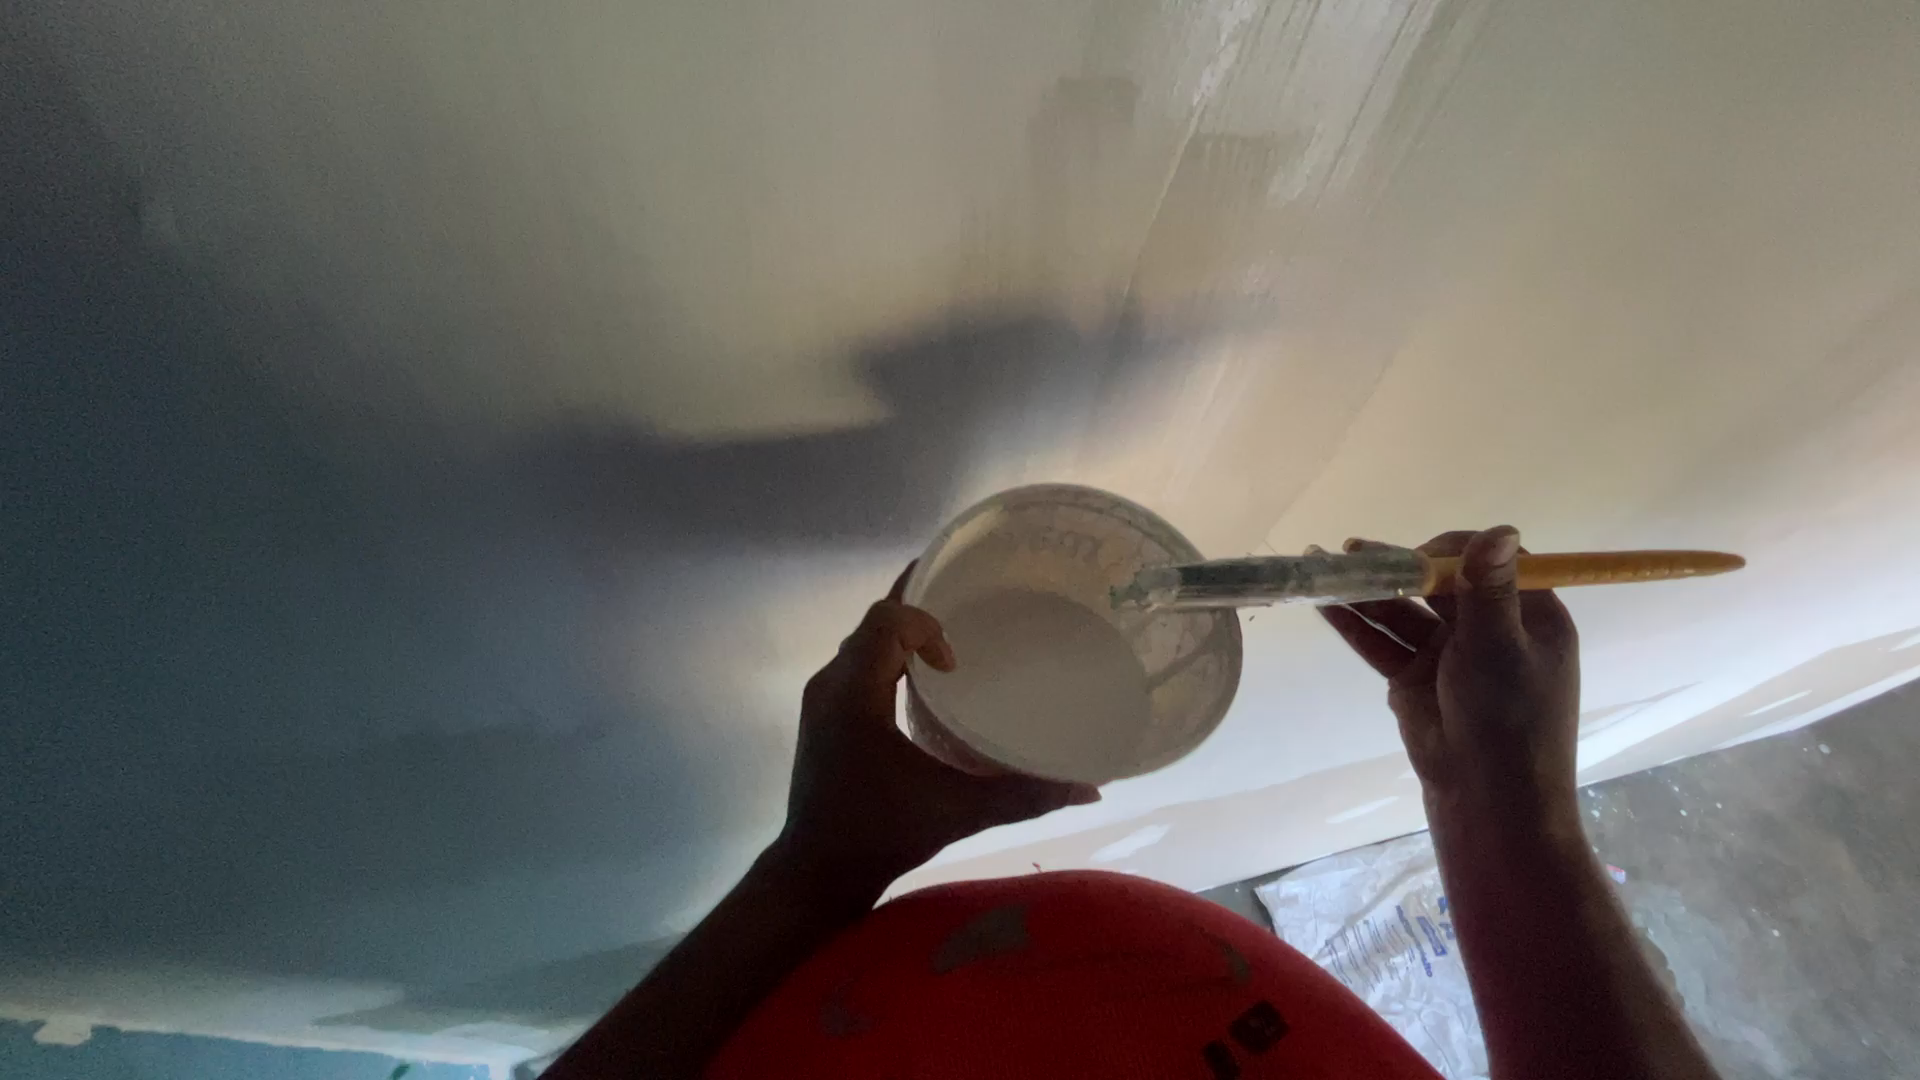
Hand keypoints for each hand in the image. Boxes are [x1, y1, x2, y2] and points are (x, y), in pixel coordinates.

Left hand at [778, 566, 1099, 885]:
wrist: (816, 872)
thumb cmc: (882, 836)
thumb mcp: (958, 812)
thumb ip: (1023, 795)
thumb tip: (1090, 787)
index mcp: (855, 694)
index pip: (887, 621)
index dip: (926, 622)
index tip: (956, 663)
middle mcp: (831, 684)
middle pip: (874, 622)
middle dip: (918, 614)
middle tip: (967, 623)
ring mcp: (822, 698)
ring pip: (863, 641)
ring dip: (903, 637)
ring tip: (950, 649)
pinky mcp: (823, 714)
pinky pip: (858, 663)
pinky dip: (889, 657)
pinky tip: (921, 682)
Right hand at [1319, 527, 1580, 822]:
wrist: (1485, 794)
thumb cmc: (1508, 718)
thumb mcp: (1499, 649)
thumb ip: (1487, 590)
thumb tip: (1499, 527)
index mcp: (1527, 617)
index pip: (1491, 563)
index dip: (1452, 551)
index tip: (1418, 556)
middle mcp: (1485, 629)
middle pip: (1435, 585)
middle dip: (1394, 566)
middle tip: (1352, 552)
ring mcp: (1445, 653)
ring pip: (1399, 611)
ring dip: (1364, 591)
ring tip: (1323, 567)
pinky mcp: (1411, 676)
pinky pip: (1380, 640)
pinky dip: (1352, 623)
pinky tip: (1324, 604)